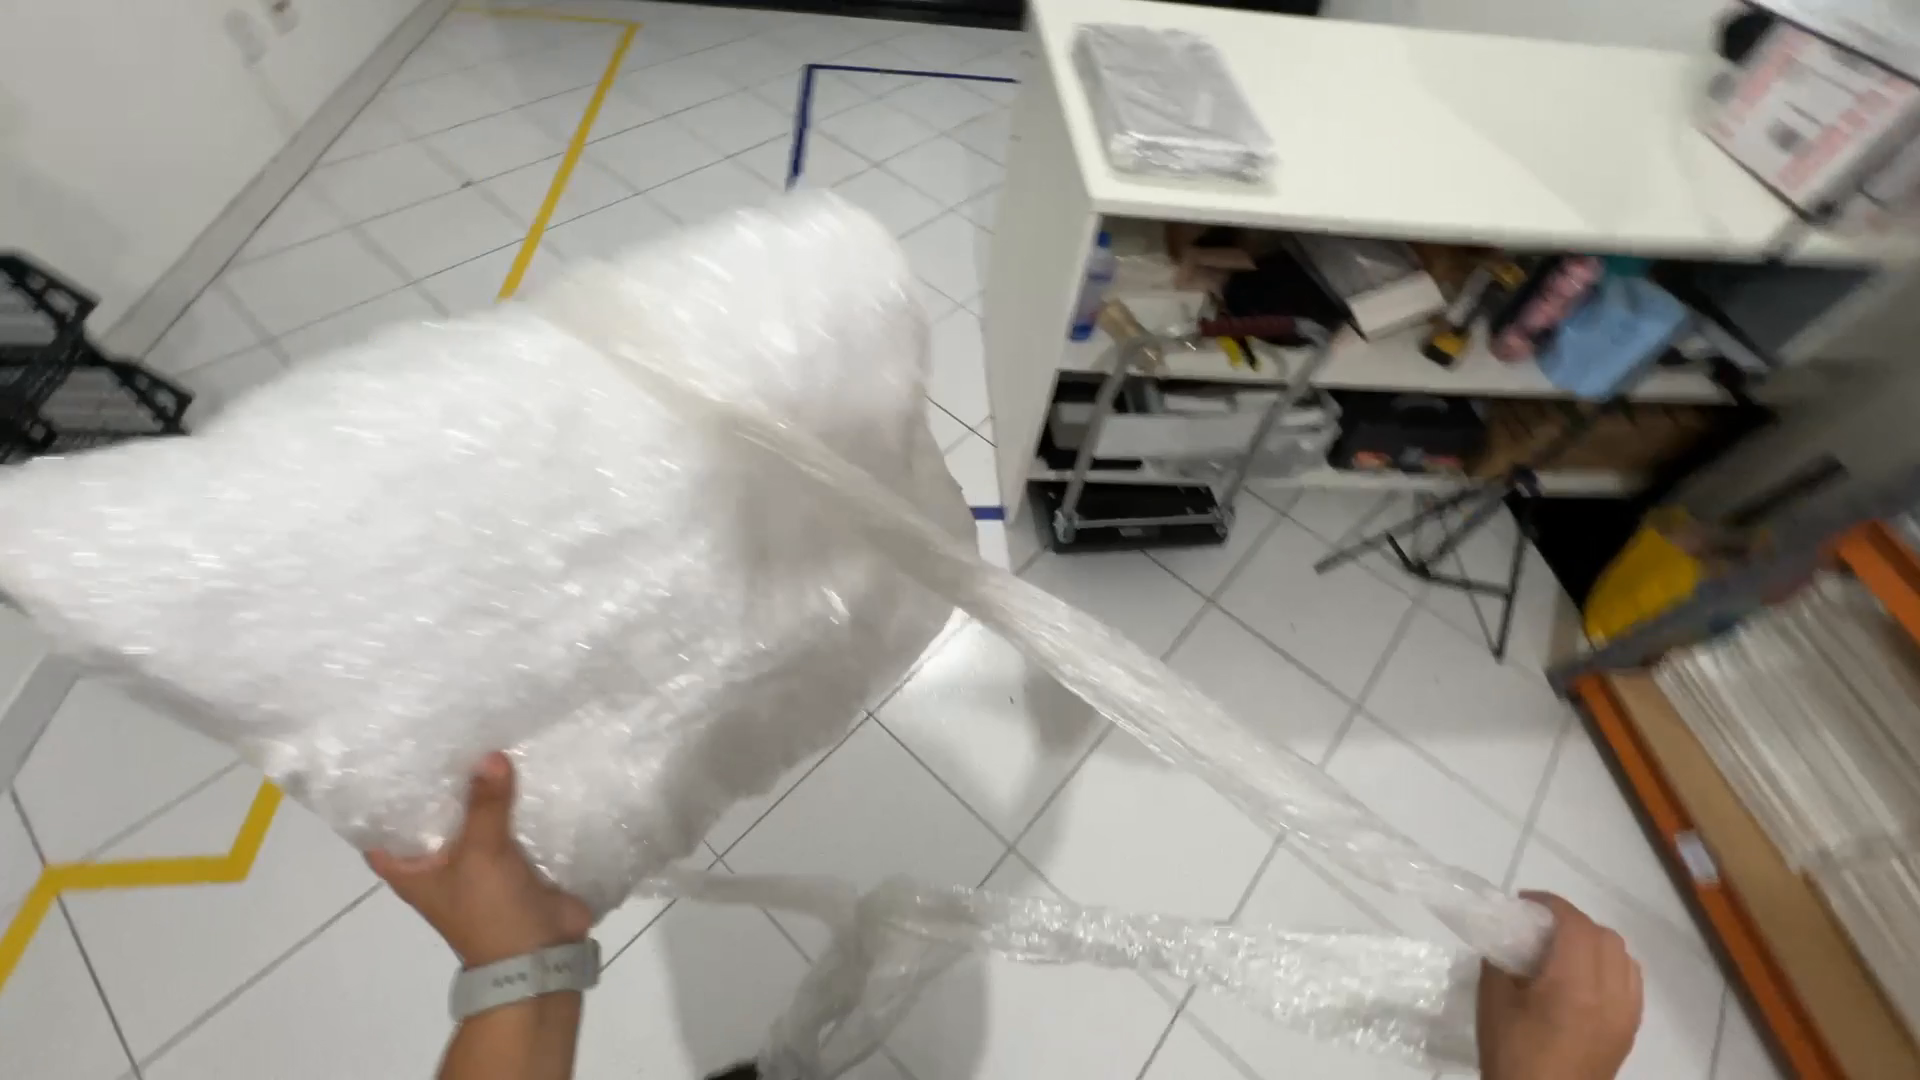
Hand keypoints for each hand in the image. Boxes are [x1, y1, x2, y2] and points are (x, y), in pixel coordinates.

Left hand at [369, 752, 592, 967]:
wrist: (540, 952)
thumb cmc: (490, 910)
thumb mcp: (481, 854)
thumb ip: (485, 806)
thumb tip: (490, 755)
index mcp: (413, 867)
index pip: (386, 824)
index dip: (387, 792)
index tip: (398, 751)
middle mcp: (443, 860)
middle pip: (440, 812)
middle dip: (450, 778)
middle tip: (459, 731)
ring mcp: (482, 859)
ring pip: (481, 814)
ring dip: (492, 787)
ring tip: (501, 737)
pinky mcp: (519, 858)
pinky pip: (517, 821)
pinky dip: (524, 801)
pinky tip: (536, 769)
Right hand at [1478, 892, 1643, 1079]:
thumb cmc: (1511, 1050)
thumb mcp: (1492, 997)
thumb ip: (1501, 958)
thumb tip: (1504, 937)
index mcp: (1574, 985)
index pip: (1577, 926)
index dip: (1552, 904)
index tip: (1524, 902)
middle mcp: (1610, 997)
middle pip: (1606, 937)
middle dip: (1572, 920)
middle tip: (1538, 924)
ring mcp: (1626, 1017)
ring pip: (1624, 958)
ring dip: (1594, 942)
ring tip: (1560, 947)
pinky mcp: (1629, 1032)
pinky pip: (1630, 983)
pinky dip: (1609, 966)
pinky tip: (1579, 975)